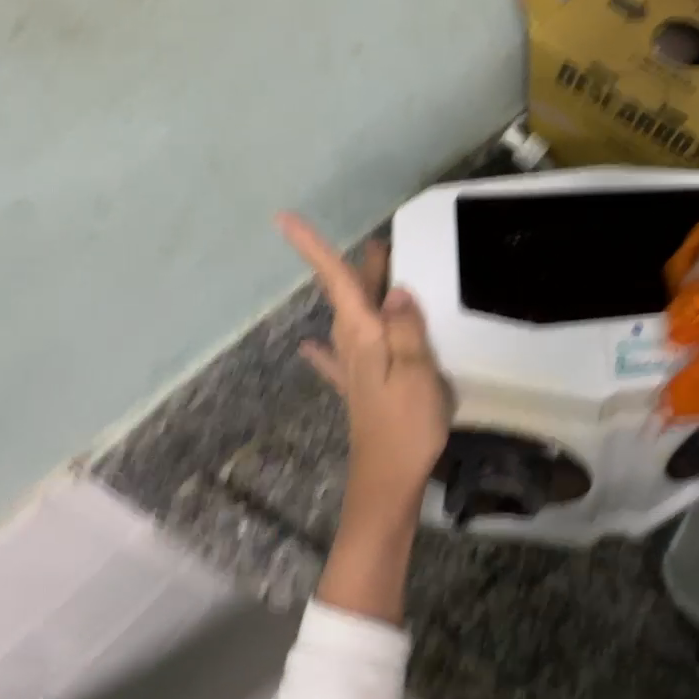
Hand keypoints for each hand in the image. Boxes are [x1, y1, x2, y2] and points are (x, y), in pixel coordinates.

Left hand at [279, 213, 453, 525]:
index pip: (338, 283)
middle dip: (358, 266)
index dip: (314, 249)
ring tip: (379, 270)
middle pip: (349, 296)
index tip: (283, 218)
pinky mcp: (361, 391)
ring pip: (352, 319)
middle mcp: (353, 347)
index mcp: (364, 337)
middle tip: (382, 241)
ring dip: (360, 292)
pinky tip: (309, 346)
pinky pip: (340, 359)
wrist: (389, 479)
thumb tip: (395, 291)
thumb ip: (406, 329)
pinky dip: (327, 347)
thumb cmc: (407, 424)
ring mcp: (354, 370)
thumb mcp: (416, 372)